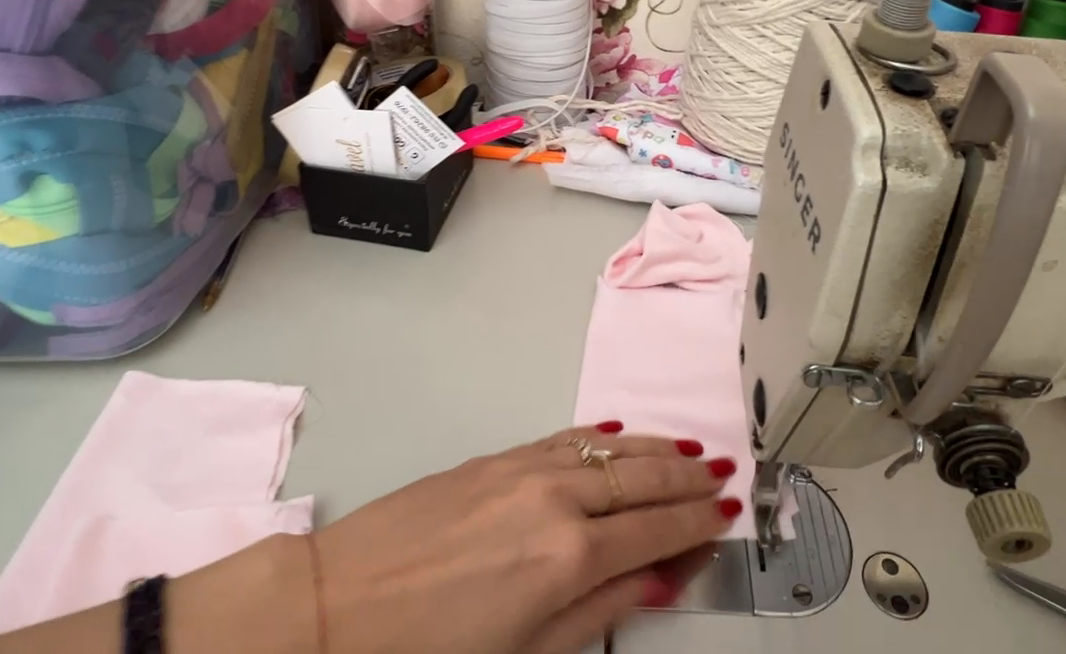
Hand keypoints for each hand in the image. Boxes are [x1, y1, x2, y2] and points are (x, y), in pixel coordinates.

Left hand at [310, 424, 737, 653]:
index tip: (726, 516)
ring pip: (610, 449)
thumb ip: (604, 608)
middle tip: (722, 476)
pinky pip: (565, 438)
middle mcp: (557, 498)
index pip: (656, 530)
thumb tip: (661, 581)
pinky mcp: (496, 456)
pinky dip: (602, 435)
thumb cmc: (430, 647)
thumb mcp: (529, 650)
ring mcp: (525, 468)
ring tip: (689, 449)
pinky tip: (620, 433)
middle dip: (687, 478)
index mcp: (571, 554)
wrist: (340, 601)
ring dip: (654, 448)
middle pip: (642, 479)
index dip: (697, 523)